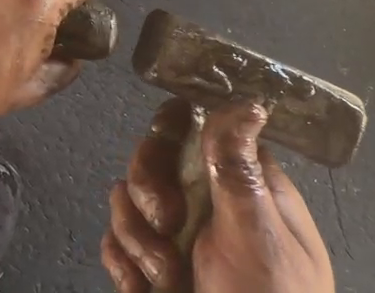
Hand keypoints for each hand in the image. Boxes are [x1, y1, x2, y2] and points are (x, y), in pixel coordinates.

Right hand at [101, 100, 333, 292]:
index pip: (200, 131)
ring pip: (125, 201)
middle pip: (152, 159)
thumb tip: (251, 99)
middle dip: (147, 190)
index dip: (175, 128)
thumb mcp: (259, 238)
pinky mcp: (149, 269)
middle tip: (167, 221)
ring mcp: (177, 240)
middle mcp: (209, 207)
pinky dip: (124, 264)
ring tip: (165, 275)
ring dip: (137, 238)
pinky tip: (144, 287)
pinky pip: (114, 242)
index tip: (164, 133)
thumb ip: (240, 169)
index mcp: (248, 191)